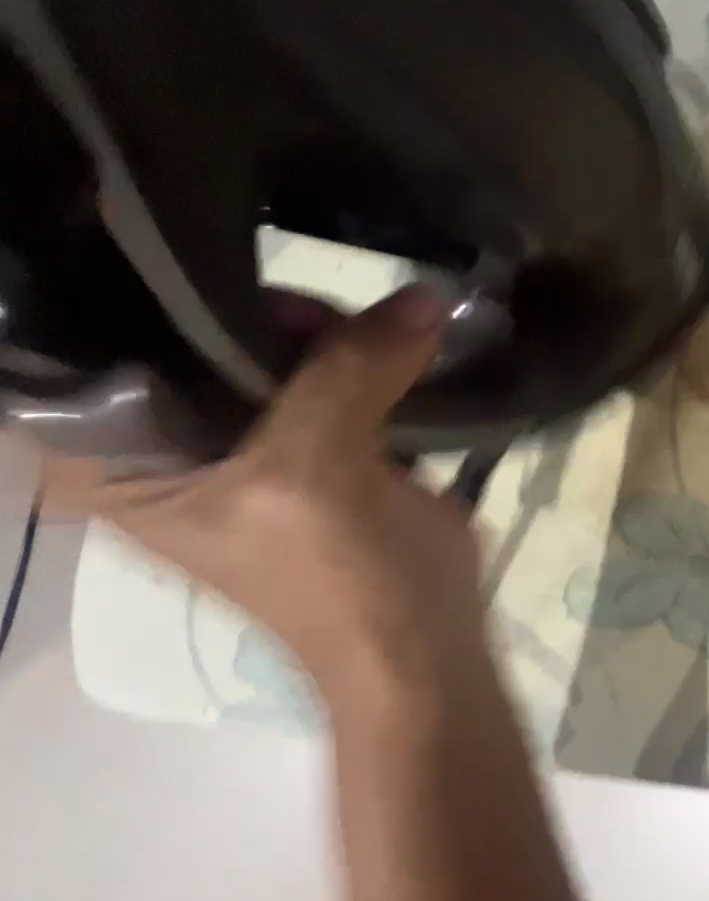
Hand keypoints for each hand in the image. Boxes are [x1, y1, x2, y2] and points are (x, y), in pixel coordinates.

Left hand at [42, 288, 488, 699]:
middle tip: (329, 308)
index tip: (224, 258)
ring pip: (275, 350)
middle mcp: (173, 440)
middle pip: (197, 335)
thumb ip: (348, 376)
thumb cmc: (339, 579)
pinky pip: (336, 375)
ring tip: (379, 318)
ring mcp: (256, 441)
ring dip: (328, 328)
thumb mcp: (313, 473)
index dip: (152, 295)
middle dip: (261, 308)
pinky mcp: (328, 443)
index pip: (97, 346)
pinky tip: (401, 332)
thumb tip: (420, 297)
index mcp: (118, 458)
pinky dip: (369, 350)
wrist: (420, 642)